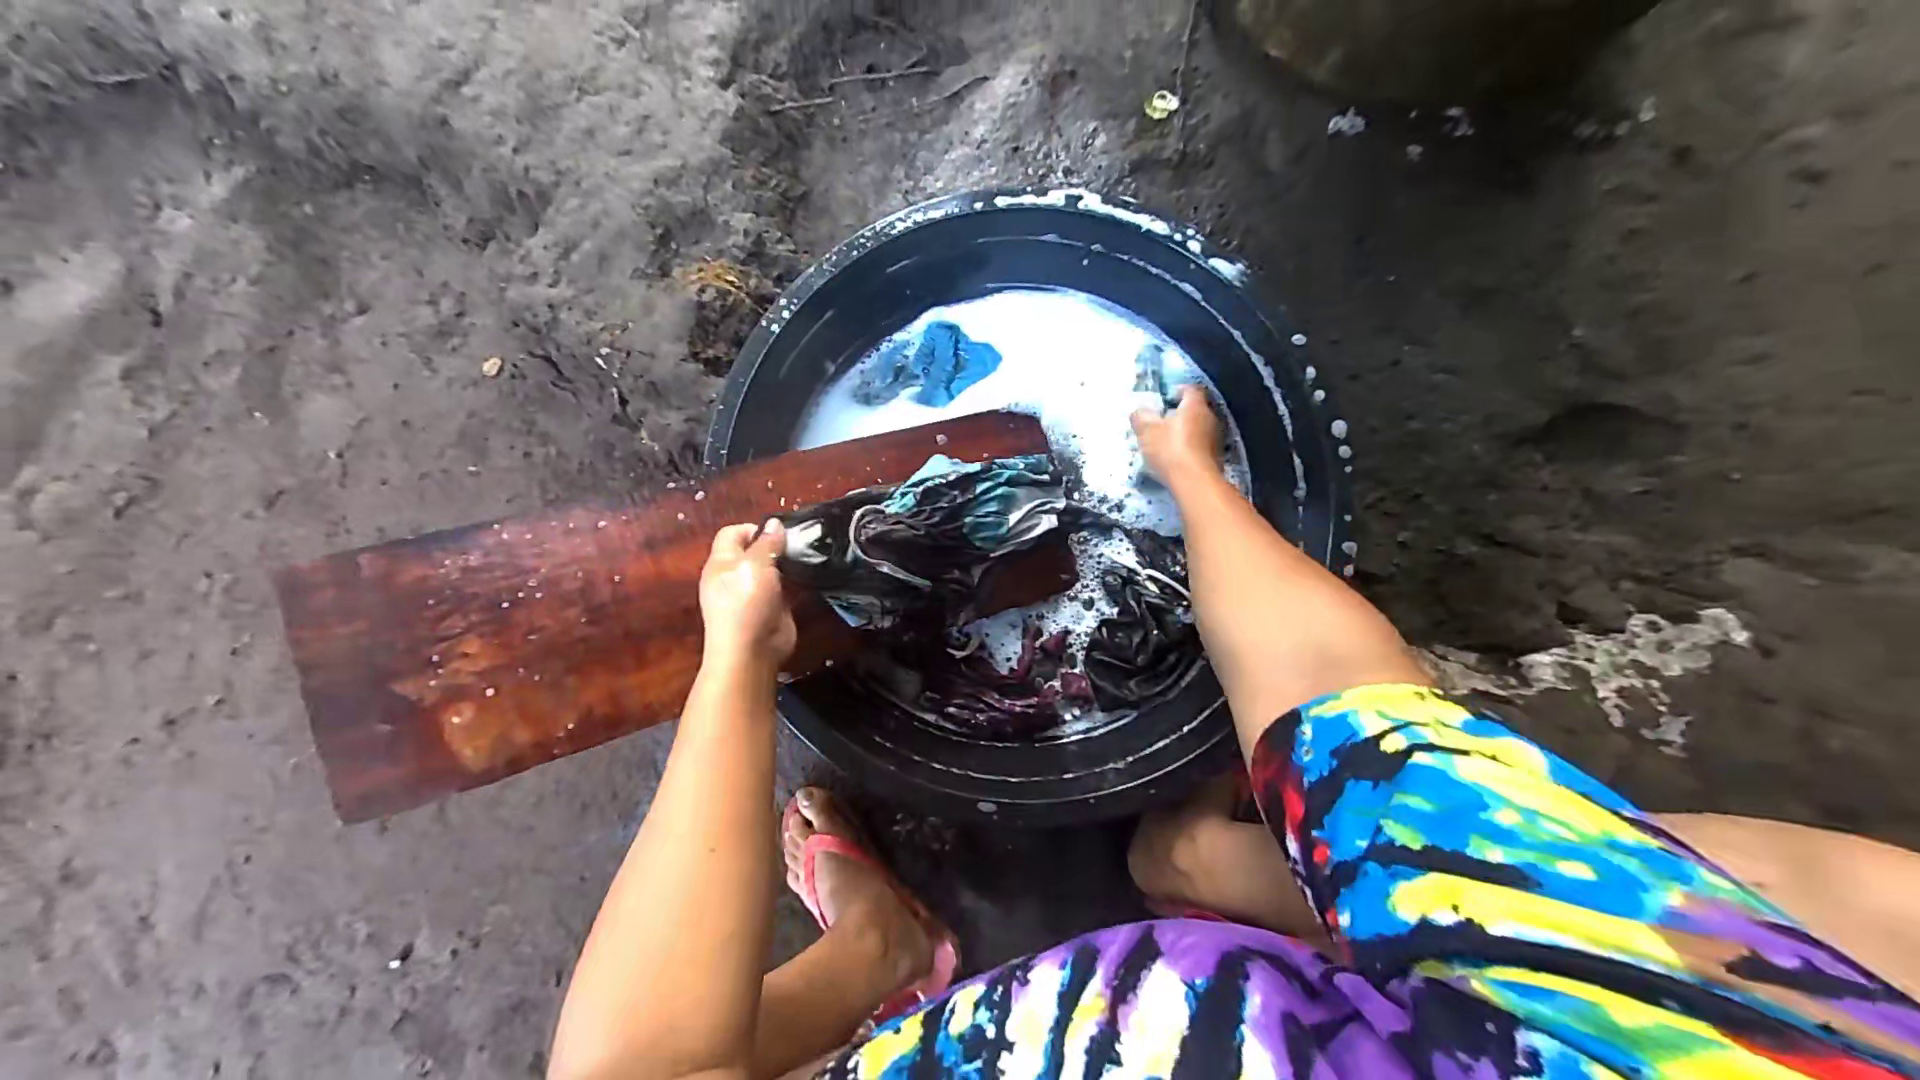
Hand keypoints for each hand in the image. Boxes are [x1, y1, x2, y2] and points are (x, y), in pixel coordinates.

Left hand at [699, 520, 796, 670]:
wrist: (752, 650)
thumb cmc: (746, 602)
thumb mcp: (755, 565)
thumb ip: (767, 542)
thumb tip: (775, 522)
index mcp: (722, 563)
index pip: (733, 533)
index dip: (754, 528)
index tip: (779, 532)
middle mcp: (735, 576)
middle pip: (755, 551)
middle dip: (776, 545)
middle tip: (799, 543)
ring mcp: (754, 594)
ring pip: (772, 569)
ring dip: (788, 563)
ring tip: (809, 557)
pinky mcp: (772, 608)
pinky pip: (785, 588)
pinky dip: (796, 582)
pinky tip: (810, 577)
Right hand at [1132, 384, 1222, 483]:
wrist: (1194, 481)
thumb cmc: (1170, 449)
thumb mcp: (1147, 431)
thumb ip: (1141, 418)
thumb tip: (1140, 411)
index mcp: (1195, 406)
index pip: (1191, 389)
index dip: (1178, 391)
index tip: (1166, 398)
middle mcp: (1210, 418)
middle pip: (1195, 409)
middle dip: (1180, 414)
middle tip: (1162, 421)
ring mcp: (1216, 438)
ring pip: (1199, 428)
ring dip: (1186, 432)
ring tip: (1168, 441)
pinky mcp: (1216, 457)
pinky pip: (1201, 445)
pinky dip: (1190, 448)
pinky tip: (1177, 458)